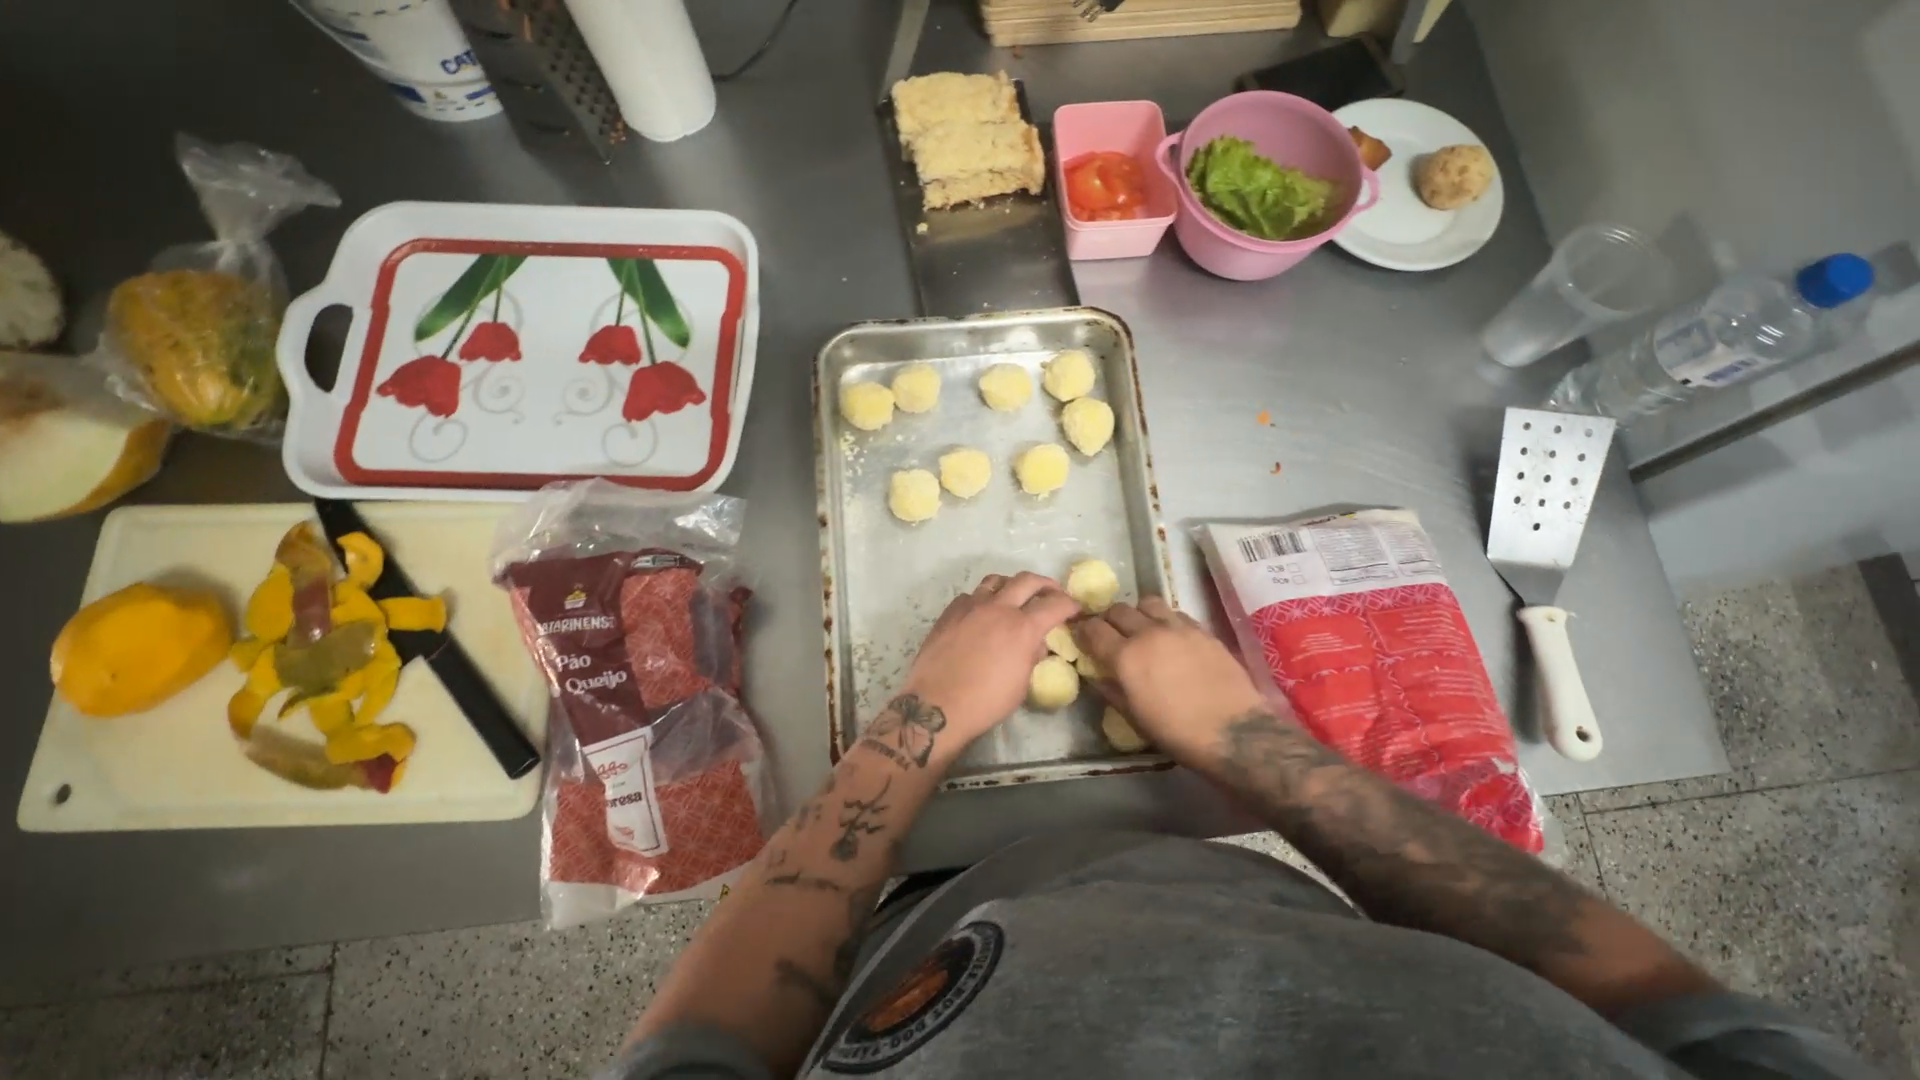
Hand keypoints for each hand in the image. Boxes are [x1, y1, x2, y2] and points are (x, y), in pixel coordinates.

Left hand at [898, 572, 1078, 746]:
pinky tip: (983, 613)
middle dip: (1045, 584)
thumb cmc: (985, 702)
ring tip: (1015, 596)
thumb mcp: (1021, 684)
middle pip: (1027, 580)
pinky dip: (984, 599)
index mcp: (1022, 628)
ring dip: (1011, 585)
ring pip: (996, 581)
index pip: (1055, 604)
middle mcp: (998, 608)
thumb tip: (1036, 643)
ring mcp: (971, 607)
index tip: (1074, 608)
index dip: (1069, 604)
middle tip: (1052, 593)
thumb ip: (1032, 657)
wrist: (937, 705)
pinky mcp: (950, 613)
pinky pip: (971, 595)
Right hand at [1075, 596, 1274, 760]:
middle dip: (1109, 620)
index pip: (1093, 629)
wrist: (1233, 732)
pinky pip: (1176, 614)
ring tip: (1142, 630)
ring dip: (1138, 613)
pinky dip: (1165, 620)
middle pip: (1118, 610)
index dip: (1083, 630)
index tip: (1082, 637)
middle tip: (1110, 635)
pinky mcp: (1203, 630)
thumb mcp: (1133, 717)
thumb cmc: (1176, 733)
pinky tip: (1171, 638)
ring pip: (1148, 603)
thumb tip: (1096, 674)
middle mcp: (1149, 633)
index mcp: (1125, 656)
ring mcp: (1178, 628)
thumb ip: (1110, 689)